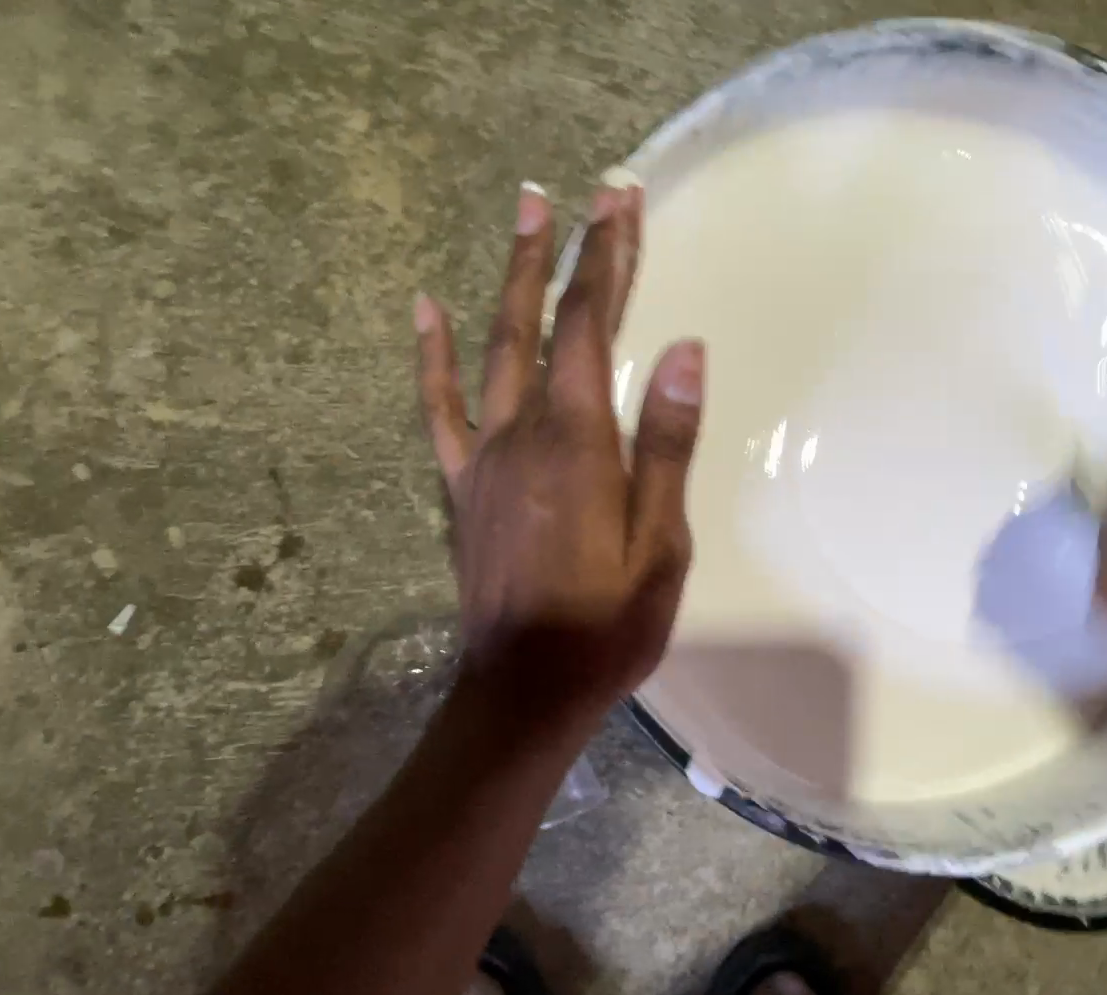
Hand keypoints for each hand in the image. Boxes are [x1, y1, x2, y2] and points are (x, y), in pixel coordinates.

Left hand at [414, 183, 704, 732]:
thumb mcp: (660, 545)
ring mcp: (481, 457)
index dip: (607, 259)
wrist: (526, 689)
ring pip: (493, 349)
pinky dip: (431, 357)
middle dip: (566, 254)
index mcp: (577, 443)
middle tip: (581, 193)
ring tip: (523, 216)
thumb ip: (665, 445)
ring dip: (509, 280)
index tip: (621, 201)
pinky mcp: (460, 487)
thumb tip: (683, 351)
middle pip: (543, 323)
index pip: (591, 327)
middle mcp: (521, 433)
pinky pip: (438, 410)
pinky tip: (424, 309)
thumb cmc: (607, 626)